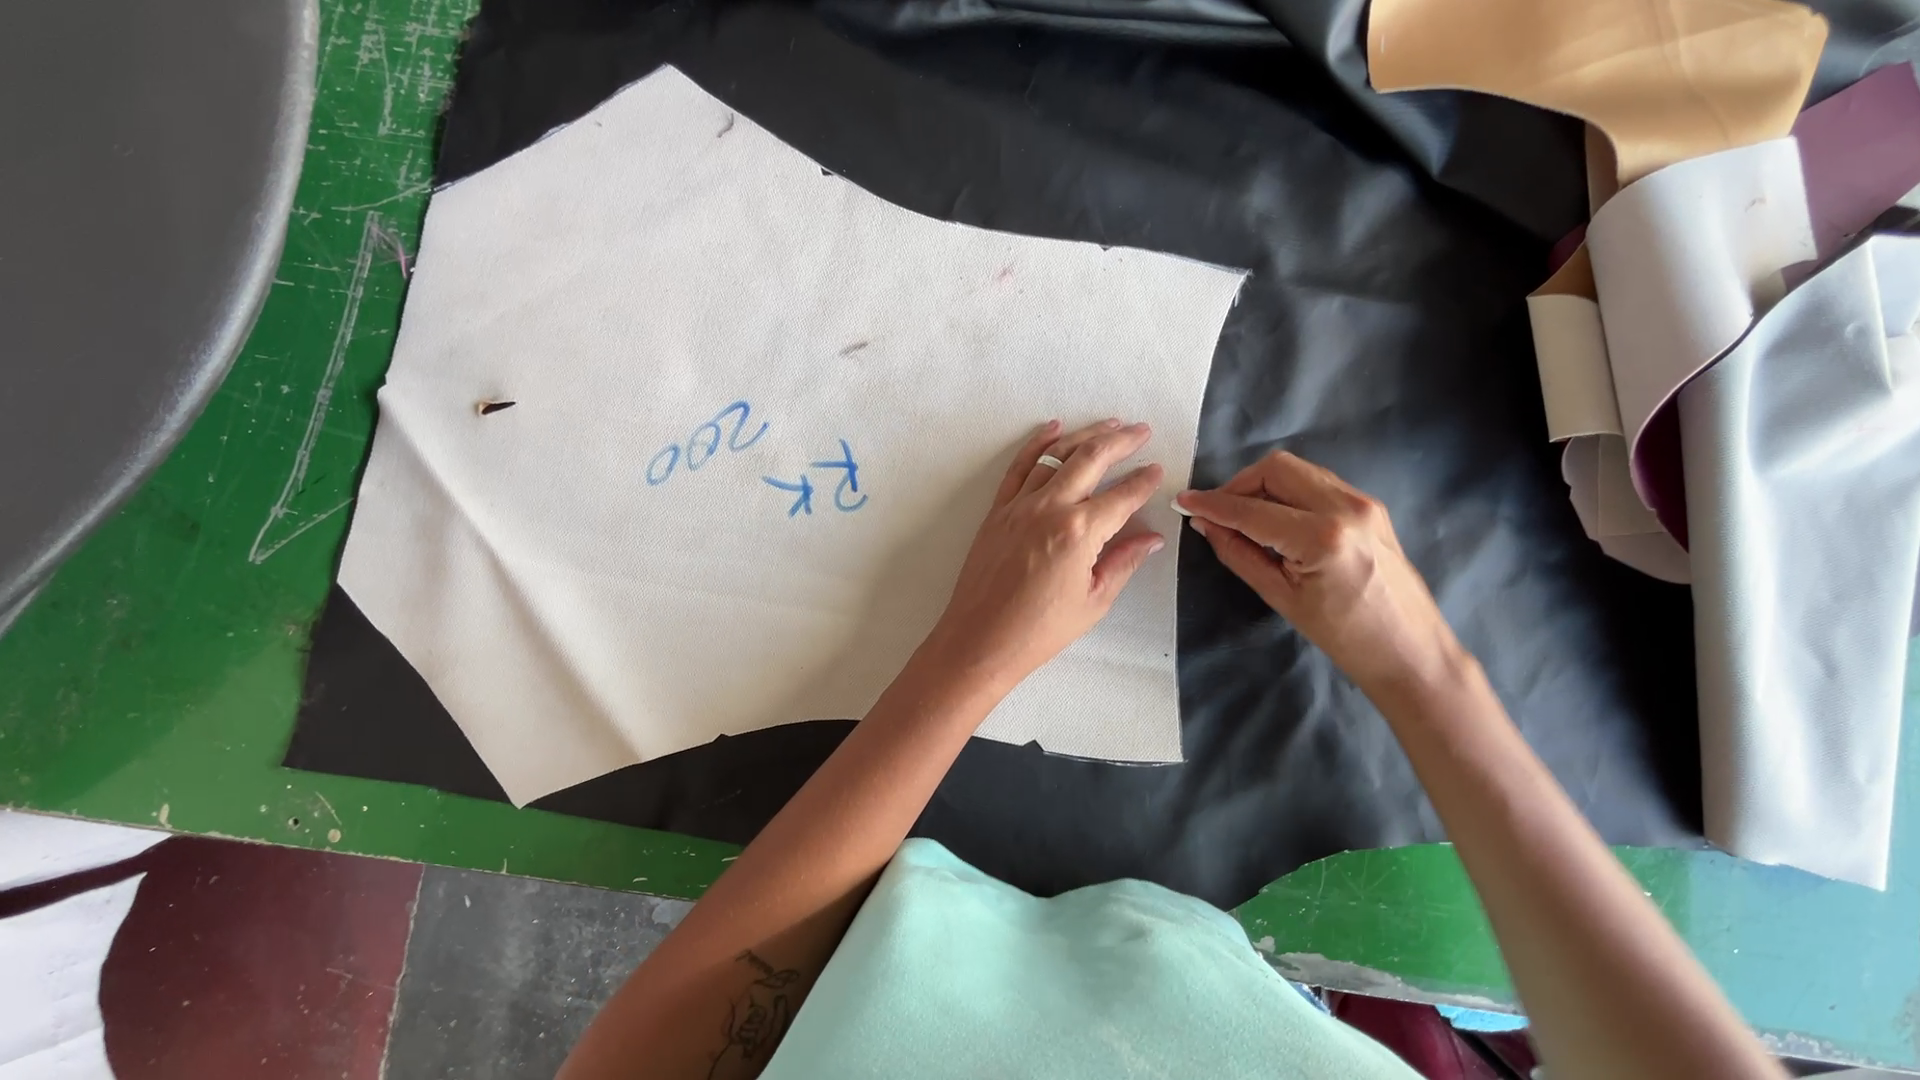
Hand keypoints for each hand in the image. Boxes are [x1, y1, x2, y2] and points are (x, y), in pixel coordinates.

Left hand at [920, 418, 1166, 694]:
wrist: (980, 639)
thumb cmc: (1040, 630)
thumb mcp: (1094, 601)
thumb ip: (1123, 562)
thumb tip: (1151, 539)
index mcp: (1080, 532)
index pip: (1122, 496)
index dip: (1144, 481)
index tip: (1157, 470)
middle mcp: (1050, 508)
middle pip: (1092, 460)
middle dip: (1121, 441)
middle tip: (1142, 430)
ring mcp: (1020, 506)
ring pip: (1057, 455)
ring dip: (1085, 436)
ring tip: (1108, 424)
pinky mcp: (998, 511)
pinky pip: (1019, 467)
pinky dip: (1037, 444)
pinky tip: (1053, 429)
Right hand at [1176, 451, 1464, 692]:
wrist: (1409, 650)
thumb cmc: (1342, 636)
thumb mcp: (1280, 597)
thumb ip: (1238, 553)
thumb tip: (1206, 524)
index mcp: (1320, 538)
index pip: (1251, 509)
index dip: (1212, 504)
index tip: (1184, 501)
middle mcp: (1345, 508)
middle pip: (1275, 468)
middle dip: (1238, 485)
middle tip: (1218, 512)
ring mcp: (1363, 502)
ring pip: (1297, 470)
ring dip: (1263, 485)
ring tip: (1245, 516)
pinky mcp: (1370, 506)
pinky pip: (1317, 482)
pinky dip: (1288, 492)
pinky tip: (1277, 519)